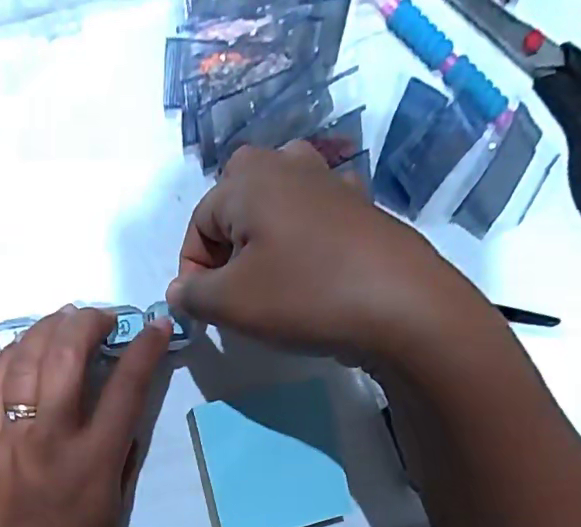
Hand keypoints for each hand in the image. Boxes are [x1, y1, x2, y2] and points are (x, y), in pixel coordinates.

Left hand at [0, 306, 169, 526]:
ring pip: (25, 360)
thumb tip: (122, 410)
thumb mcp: (115, 505)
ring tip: (66, 317)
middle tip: (105, 316)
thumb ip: (122, 453)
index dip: (144, 349)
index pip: (124, 388)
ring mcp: (13, 435)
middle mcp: (51, 437)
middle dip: (88, 322)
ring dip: (48, 328)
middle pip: (66, 357)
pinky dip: (10, 354)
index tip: (156, 326)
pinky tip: (25, 344)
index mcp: (93, 460)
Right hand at [167, 142, 494, 359]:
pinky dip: (297, 241)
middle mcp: (288, 164)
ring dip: (259, 241)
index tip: (204, 308)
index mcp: (249, 179)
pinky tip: (307, 274)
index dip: (191, 270)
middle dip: (224, 246)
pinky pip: (310, 218)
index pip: (197, 223)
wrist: (400, 306)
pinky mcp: (360, 206)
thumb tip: (180, 290)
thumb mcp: (229, 303)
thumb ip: (191, 294)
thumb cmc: (301, 295)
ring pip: (274, 205)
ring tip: (266, 282)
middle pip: (235, 201)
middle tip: (232, 288)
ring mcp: (330, 181)